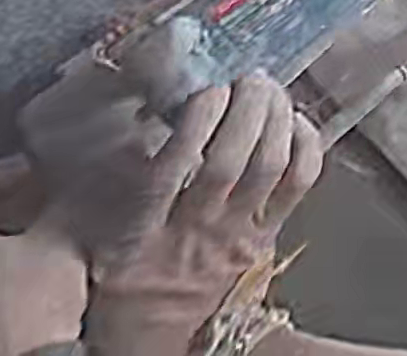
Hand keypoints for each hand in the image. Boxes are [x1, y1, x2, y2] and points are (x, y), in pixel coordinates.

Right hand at [85, 73, 321, 355]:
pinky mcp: (269, 237)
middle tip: (251, 76)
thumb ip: (116, 189)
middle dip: (248, 108)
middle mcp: (195, 232)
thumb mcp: (99, 245)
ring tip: (272, 88)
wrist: (155, 350)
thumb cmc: (123, 284)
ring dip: (277, 118)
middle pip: (232, 160)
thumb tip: (138, 120)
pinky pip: (300, 183)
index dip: (198, 121)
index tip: (209, 88)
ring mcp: (237, 235)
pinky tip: (297, 120)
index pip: (172, 168)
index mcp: (141, 235)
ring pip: (269, 166)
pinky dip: (306, 144)